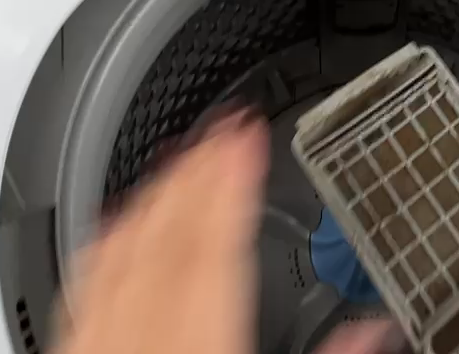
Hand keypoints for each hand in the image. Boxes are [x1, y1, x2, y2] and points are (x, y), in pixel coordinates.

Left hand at [59, 113, 394, 353]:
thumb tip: (379, 326)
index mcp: (200, 353)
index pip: (212, 250)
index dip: (230, 180)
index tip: (244, 131)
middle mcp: (141, 351)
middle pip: (163, 246)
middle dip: (193, 175)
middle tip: (220, 127)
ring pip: (113, 267)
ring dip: (146, 204)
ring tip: (173, 161)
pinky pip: (78, 303)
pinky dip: (100, 254)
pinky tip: (112, 232)